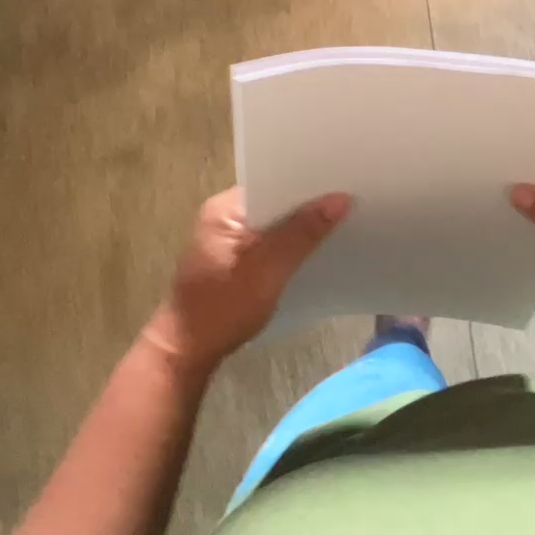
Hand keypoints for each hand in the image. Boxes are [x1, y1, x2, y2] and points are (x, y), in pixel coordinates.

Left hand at [144, 187, 350, 373]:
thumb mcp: (268, 269)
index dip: (307, 182)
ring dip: (300, 226)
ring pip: (274, 221)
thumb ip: (303, 232)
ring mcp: (227, 237)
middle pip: (275, 200)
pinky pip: (269, 239)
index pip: (272, 180)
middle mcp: (224, 215)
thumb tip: (341, 198)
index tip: (341, 182)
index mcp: (224, 208)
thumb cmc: (223, 309)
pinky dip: (289, 243)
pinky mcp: (233, 258)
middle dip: (308, 204)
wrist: (186, 354)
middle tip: (348, 201)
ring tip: (339, 221)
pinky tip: (313, 249)